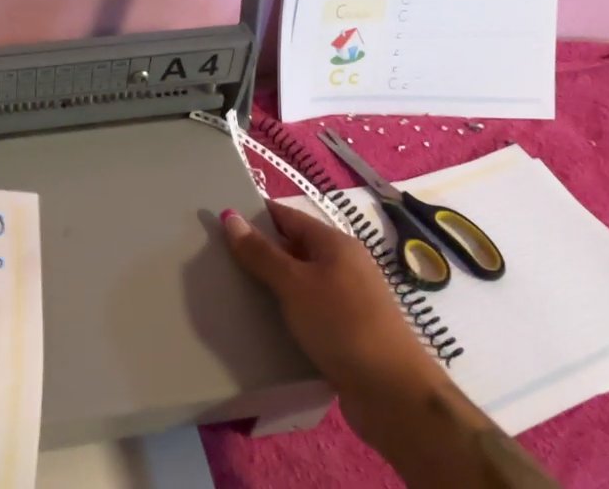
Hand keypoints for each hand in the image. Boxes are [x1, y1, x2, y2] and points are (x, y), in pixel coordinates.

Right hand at [220, 201, 447, 436]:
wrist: (393, 393)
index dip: (254, 215)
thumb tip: (230, 217)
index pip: (286, 216)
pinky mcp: (345, 330)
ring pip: (298, 282)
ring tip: (230, 291)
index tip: (218, 221)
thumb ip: (261, 252)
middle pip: (292, 248)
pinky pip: (307, 310)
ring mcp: (347, 299)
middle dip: (257, 252)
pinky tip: (260, 323)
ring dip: (269, 286)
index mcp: (334, 243)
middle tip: (215, 258)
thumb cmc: (342, 325)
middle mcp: (343, 265)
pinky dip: (284, 312)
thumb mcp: (295, 284)